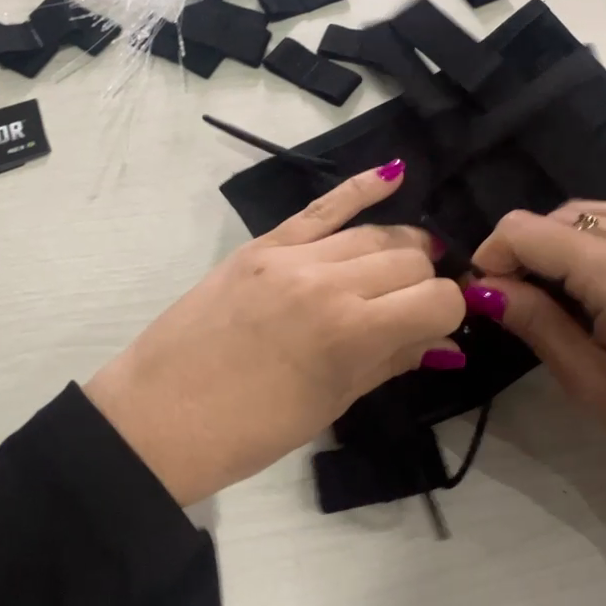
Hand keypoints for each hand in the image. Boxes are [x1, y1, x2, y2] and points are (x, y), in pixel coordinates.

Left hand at [85, 161, 466, 504]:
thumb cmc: (250, 432)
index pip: (436, 300)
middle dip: (424, 283)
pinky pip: (321, 207)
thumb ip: (392, 361)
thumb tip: (444, 344)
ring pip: (374, 231)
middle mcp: (328, 281)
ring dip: (401, 248)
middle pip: (409, 257)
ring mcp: (290, 256)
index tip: (439, 328)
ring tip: (408, 264)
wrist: (157, 420)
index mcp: (351, 333)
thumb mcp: (331, 404)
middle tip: (416, 307)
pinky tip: (394, 174)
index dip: (448, 315)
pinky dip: (361, 188)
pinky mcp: (261, 245)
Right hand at [466, 203, 605, 589]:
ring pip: (582, 219)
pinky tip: (579, 293)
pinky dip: (579, 248)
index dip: (489, 258)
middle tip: (504, 311)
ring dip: (548, 249)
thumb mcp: (594, 384)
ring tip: (538, 301)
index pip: (524, 229)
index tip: (479, 304)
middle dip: (516, 254)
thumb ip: (538, 324)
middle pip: (551, 219)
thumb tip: (485, 288)